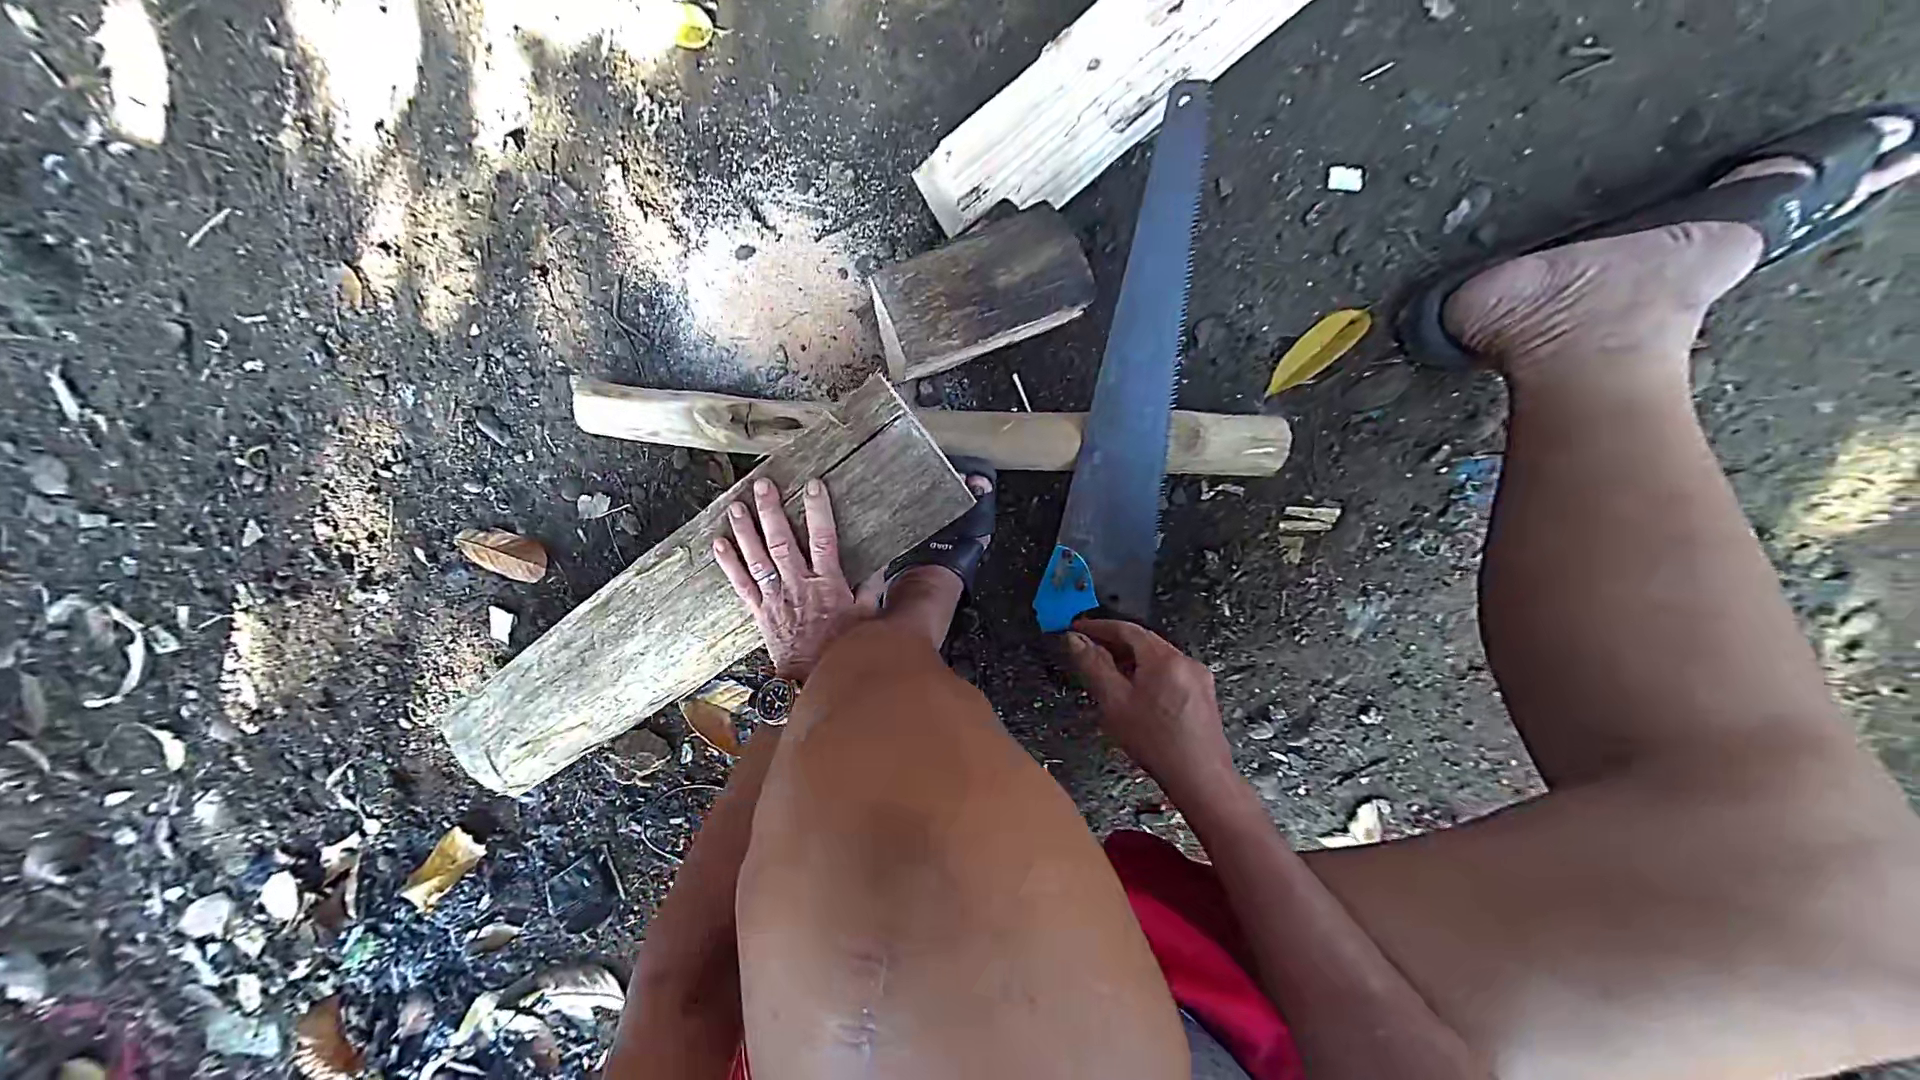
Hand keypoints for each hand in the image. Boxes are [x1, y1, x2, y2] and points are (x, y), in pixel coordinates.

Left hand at [714, 477, 880, 680]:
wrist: (812, 680)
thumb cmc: (841, 650)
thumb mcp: (867, 617)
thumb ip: (870, 589)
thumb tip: (878, 568)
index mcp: (827, 583)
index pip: (823, 538)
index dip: (818, 510)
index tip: (813, 486)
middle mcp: (798, 585)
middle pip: (782, 541)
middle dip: (772, 511)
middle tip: (763, 486)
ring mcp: (775, 597)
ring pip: (758, 558)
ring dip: (746, 530)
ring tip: (737, 506)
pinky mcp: (760, 611)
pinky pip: (741, 584)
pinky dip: (728, 564)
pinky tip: (719, 544)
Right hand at [1062, 619, 1235, 796]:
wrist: (1201, 780)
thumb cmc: (1158, 743)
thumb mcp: (1115, 702)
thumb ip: (1094, 666)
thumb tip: (1076, 640)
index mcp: (1164, 658)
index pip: (1126, 629)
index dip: (1098, 627)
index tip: (1078, 628)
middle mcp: (1185, 662)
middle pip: (1143, 642)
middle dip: (1113, 644)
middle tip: (1087, 651)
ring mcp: (1198, 678)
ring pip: (1157, 658)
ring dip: (1130, 660)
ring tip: (1107, 674)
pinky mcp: (1203, 695)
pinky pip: (1169, 673)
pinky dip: (1147, 674)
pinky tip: (1134, 693)